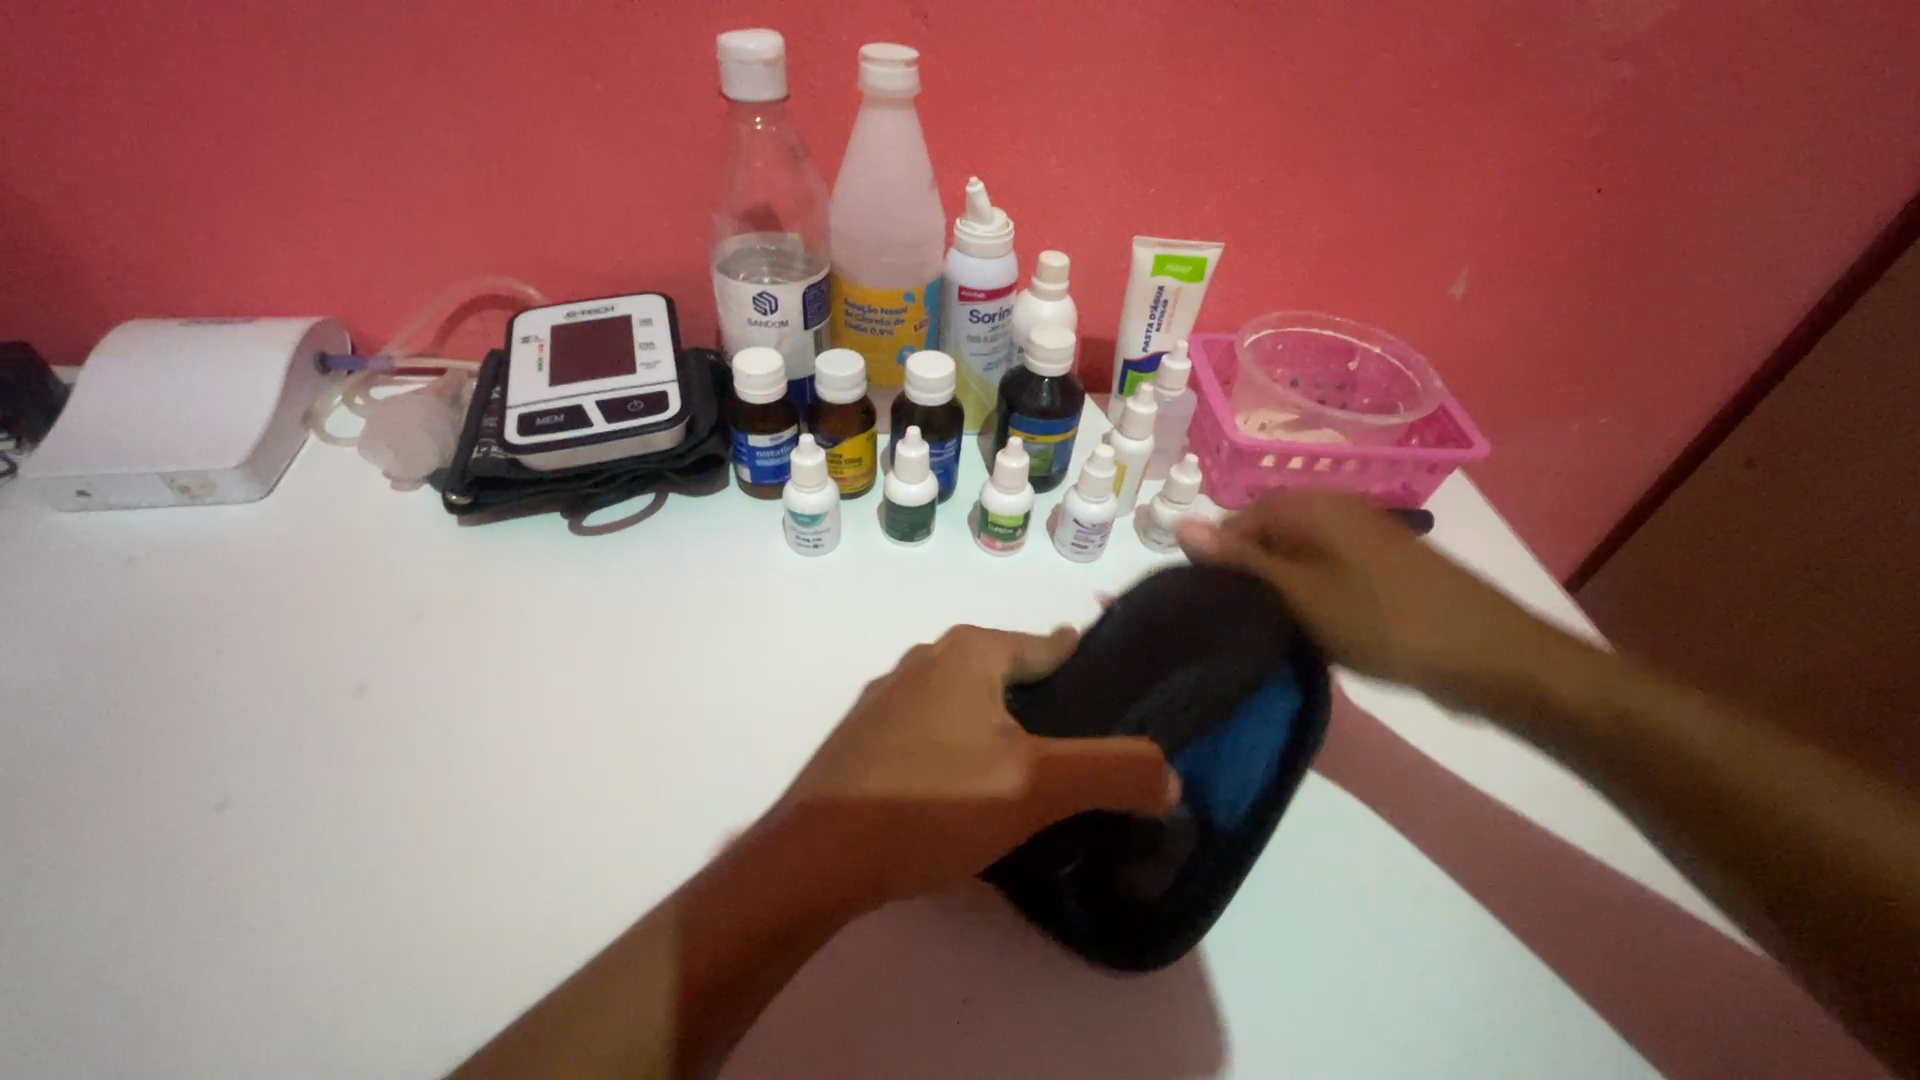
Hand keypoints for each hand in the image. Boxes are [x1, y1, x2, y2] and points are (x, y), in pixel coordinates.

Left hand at [779, 625, 1179, 907]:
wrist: (816, 858)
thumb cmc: (931, 803)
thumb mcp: (1037, 786)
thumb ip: (1114, 772)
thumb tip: (1170, 776)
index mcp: (969, 651)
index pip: (1051, 647)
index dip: (1092, 674)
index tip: (1124, 708)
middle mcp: (926, 659)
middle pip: (1011, 677)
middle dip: (1049, 709)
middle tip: (1087, 760)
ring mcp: (889, 699)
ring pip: (971, 707)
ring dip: (1005, 734)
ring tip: (1037, 783)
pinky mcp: (867, 740)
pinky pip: (937, 734)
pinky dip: (964, 753)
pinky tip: (972, 797)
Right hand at [1175, 493, 1562, 710]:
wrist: (1485, 654)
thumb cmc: (1380, 619)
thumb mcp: (1295, 592)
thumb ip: (1238, 560)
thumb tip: (1179, 524)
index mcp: (1310, 505)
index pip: (1235, 521)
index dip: (1217, 561)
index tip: (1212, 606)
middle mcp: (1334, 509)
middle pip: (1266, 537)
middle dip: (1248, 577)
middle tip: (1241, 622)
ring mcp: (1361, 537)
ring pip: (1295, 559)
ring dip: (1279, 591)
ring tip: (1273, 631)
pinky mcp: (1380, 567)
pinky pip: (1325, 573)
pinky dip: (1310, 598)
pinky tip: (1311, 631)